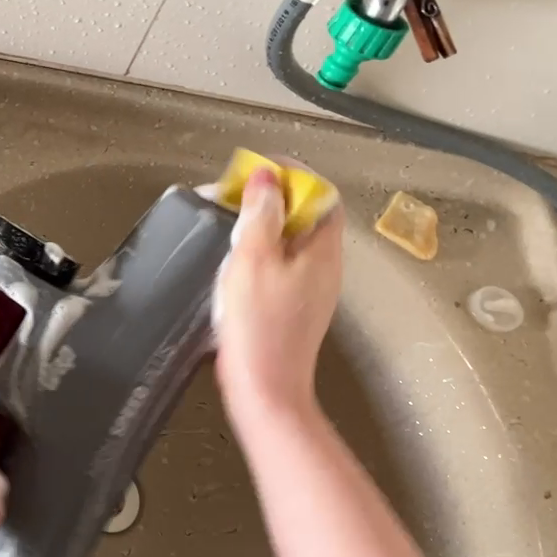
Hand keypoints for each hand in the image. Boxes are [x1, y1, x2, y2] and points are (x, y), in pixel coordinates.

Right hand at [213, 166, 344, 420]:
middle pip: (308, 216)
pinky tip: (234, 259)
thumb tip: (266, 179)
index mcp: (323, 251)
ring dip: (265, 223)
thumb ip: (261, 215)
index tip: (257, 170)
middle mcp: (325, 267)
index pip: (322, 195)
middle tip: (237, 193)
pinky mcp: (293, 307)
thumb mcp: (253, 259)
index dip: (292, 175)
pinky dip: (261, 248)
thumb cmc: (258, 323)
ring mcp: (311, 289)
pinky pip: (283, 262)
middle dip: (274, 196)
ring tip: (230, 221)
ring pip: (294, 240)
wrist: (264, 387)